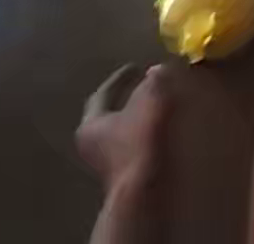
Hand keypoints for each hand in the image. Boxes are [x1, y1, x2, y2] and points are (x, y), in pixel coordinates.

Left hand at [76, 63, 170, 231]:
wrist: (141, 187)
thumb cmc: (138, 138)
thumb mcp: (148, 97)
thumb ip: (152, 79)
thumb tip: (156, 70)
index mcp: (91, 124)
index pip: (103, 93)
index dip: (120, 77)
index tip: (137, 65)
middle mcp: (93, 143)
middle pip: (111, 111)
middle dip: (129, 95)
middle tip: (148, 80)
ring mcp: (107, 160)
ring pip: (124, 127)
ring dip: (140, 112)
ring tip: (159, 98)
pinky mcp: (124, 170)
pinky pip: (134, 140)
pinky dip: (146, 126)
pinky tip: (162, 120)